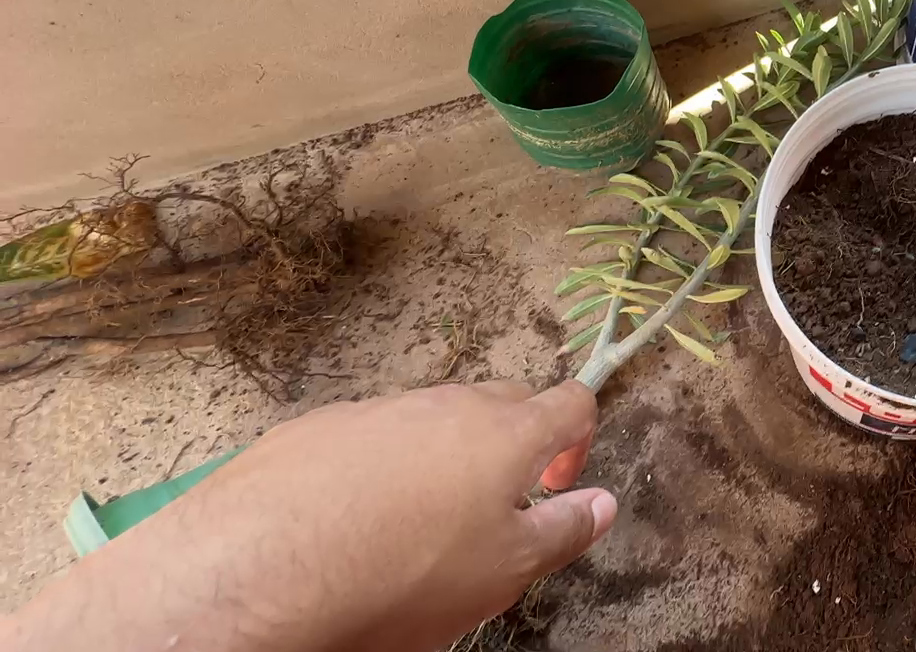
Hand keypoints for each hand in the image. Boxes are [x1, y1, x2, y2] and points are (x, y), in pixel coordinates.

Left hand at [4, 380, 612, 651]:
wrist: (240, 582)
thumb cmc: (401, 575)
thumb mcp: (502, 572)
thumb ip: (565, 530)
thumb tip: (606, 502)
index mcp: (510, 431)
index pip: (574, 401)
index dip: (580, 438)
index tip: (555, 486)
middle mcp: (453, 403)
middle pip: (508, 400)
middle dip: (515, 441)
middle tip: (489, 505)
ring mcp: (381, 409)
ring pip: (436, 415)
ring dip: (445, 451)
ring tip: (410, 518)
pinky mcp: (312, 427)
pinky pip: (369, 432)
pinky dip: (378, 461)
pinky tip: (342, 517)